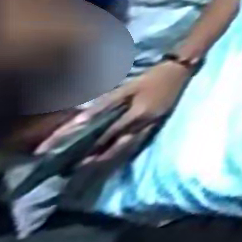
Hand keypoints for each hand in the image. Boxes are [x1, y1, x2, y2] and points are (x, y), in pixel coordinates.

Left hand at [37, 60, 191, 167]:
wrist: (182, 70)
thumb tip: (77, 124)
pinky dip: (123, 152)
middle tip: (73, 171)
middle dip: (94, 161)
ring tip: (89, 169)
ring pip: (127, 149)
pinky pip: (137, 143)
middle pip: (115, 149)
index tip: (59, 159)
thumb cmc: (152, 77)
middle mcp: (142, 125)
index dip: (81, 148)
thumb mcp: (127, 88)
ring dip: (108, 160)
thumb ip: (103, 106)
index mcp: (134, 116)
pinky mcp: (157, 124)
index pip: (102, 137)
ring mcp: (152, 126)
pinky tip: (115, 157)